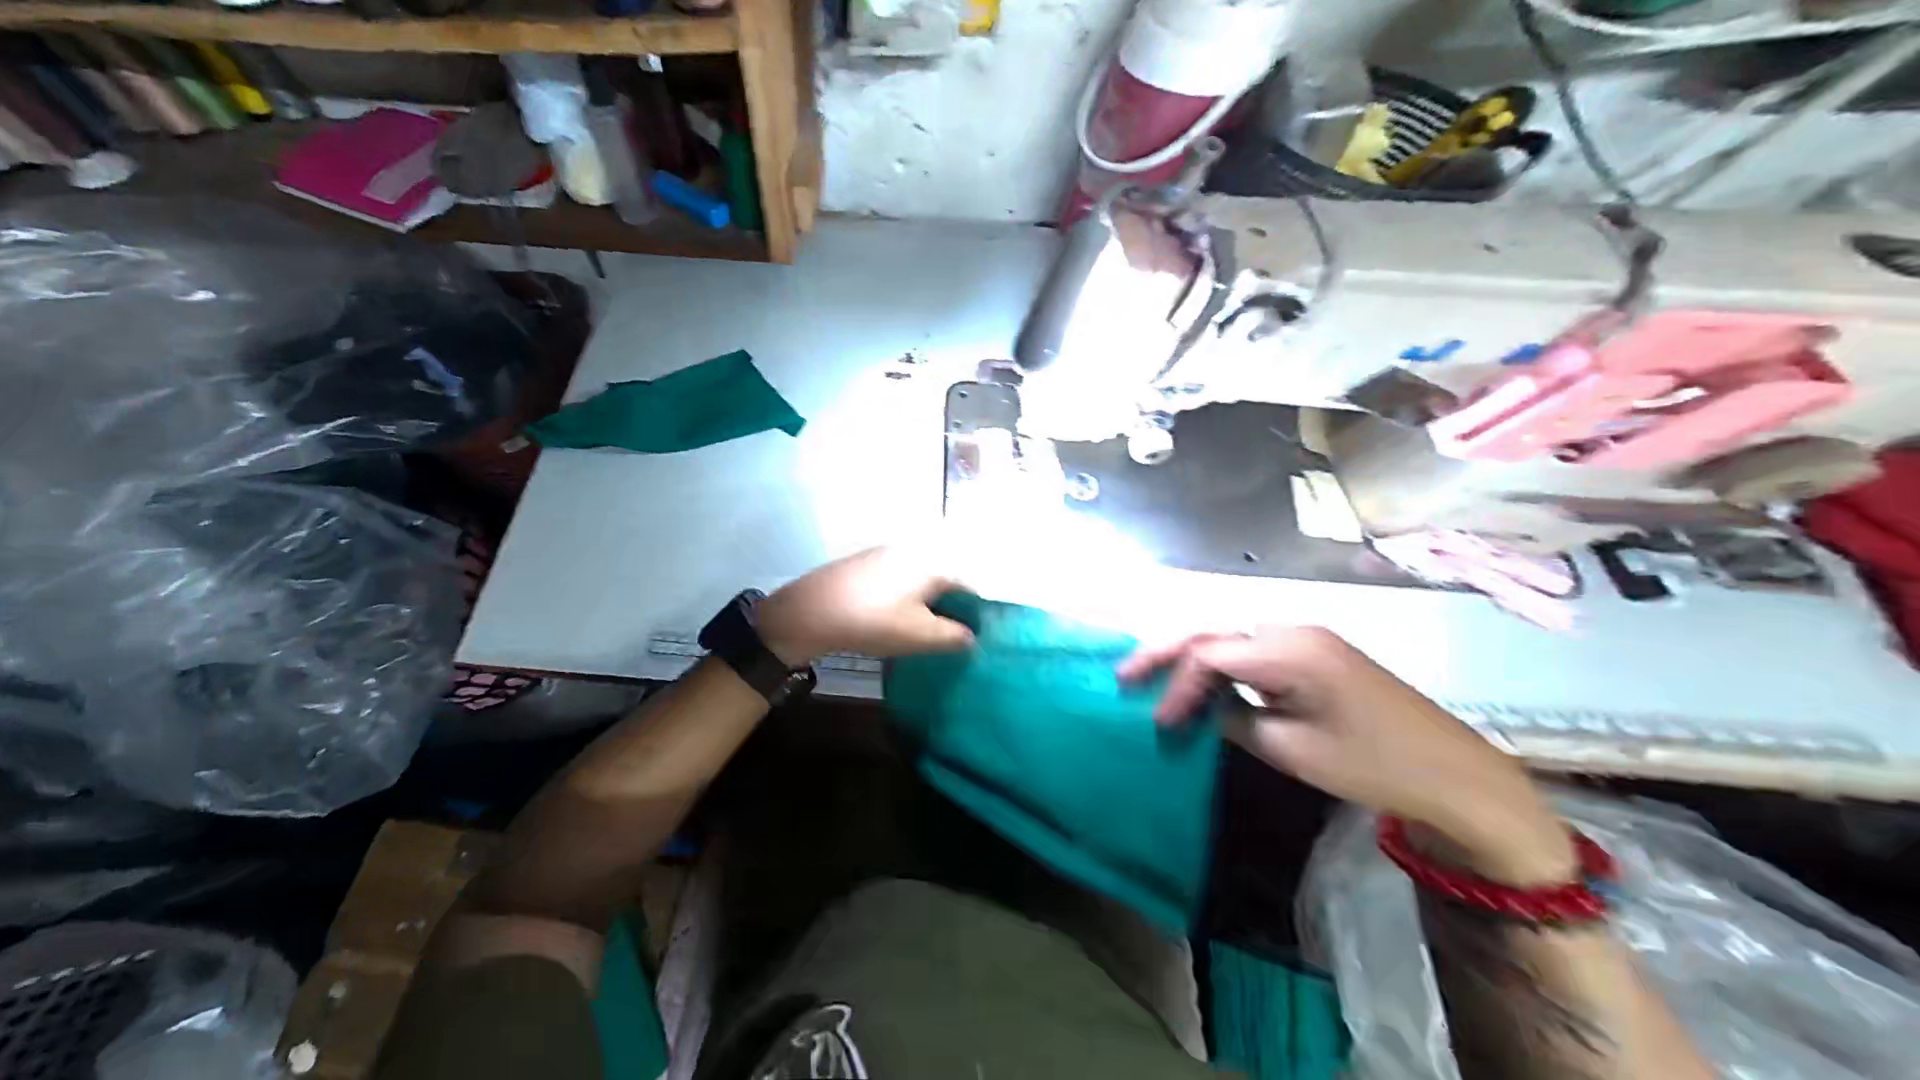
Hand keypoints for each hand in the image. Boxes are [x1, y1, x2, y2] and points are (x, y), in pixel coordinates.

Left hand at [757, 547, 974, 666]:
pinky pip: (896, 579)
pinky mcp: (864, 562)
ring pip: (919, 579)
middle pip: (943, 580)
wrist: (811, 610)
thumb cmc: (874, 621)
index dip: (974, 613)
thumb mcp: (921, 636)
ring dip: (924, 602)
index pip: (969, 587)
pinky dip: (902, 596)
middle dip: (948, 607)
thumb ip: (954, 636)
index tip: (969, 637)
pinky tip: (891, 617)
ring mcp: (886, 553)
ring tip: (917, 629)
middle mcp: (915, 551)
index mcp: (934, 564)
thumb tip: (971, 636)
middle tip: (943, 636)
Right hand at [1118, 628, 1576, 885]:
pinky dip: (1222, 664)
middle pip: (1213, 631)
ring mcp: (1307, 637)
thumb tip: (1198, 709)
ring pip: (1230, 636)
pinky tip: (1205, 682)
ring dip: (1192, 656)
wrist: (1455, 773)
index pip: (1208, 653)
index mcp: (1288, 648)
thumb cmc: (1372, 765)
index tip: (1158, 724)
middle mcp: (1293, 629)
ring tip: (1155, 678)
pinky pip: (1253, 648)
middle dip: (1166, 652)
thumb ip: (1233, 719)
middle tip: (1126, 675)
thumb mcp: (1291, 749)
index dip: (1174, 685)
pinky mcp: (1315, 652)